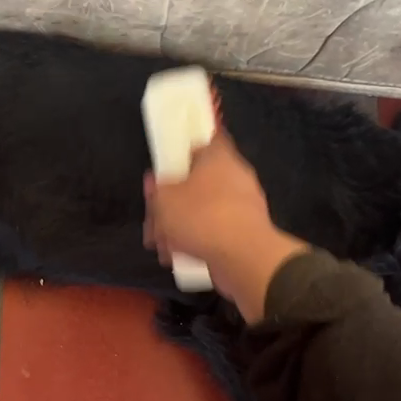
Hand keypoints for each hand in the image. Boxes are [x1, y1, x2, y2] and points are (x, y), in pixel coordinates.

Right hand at [143, 134, 308, 322]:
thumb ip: (156, 189)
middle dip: (173, 203)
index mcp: (217, 156)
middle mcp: (235, 175)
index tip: (166, 168)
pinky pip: (216, 230)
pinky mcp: (246, 232)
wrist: (244, 257)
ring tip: (162, 246)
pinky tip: (179, 257)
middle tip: (155, 220)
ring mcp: (243, 205)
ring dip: (181, 226)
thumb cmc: (200, 217)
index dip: (182, 152)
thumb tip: (155, 182)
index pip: (202, 142)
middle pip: (197, 182)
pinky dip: (198, 240)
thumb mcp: (163, 200)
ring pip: (204, 209)